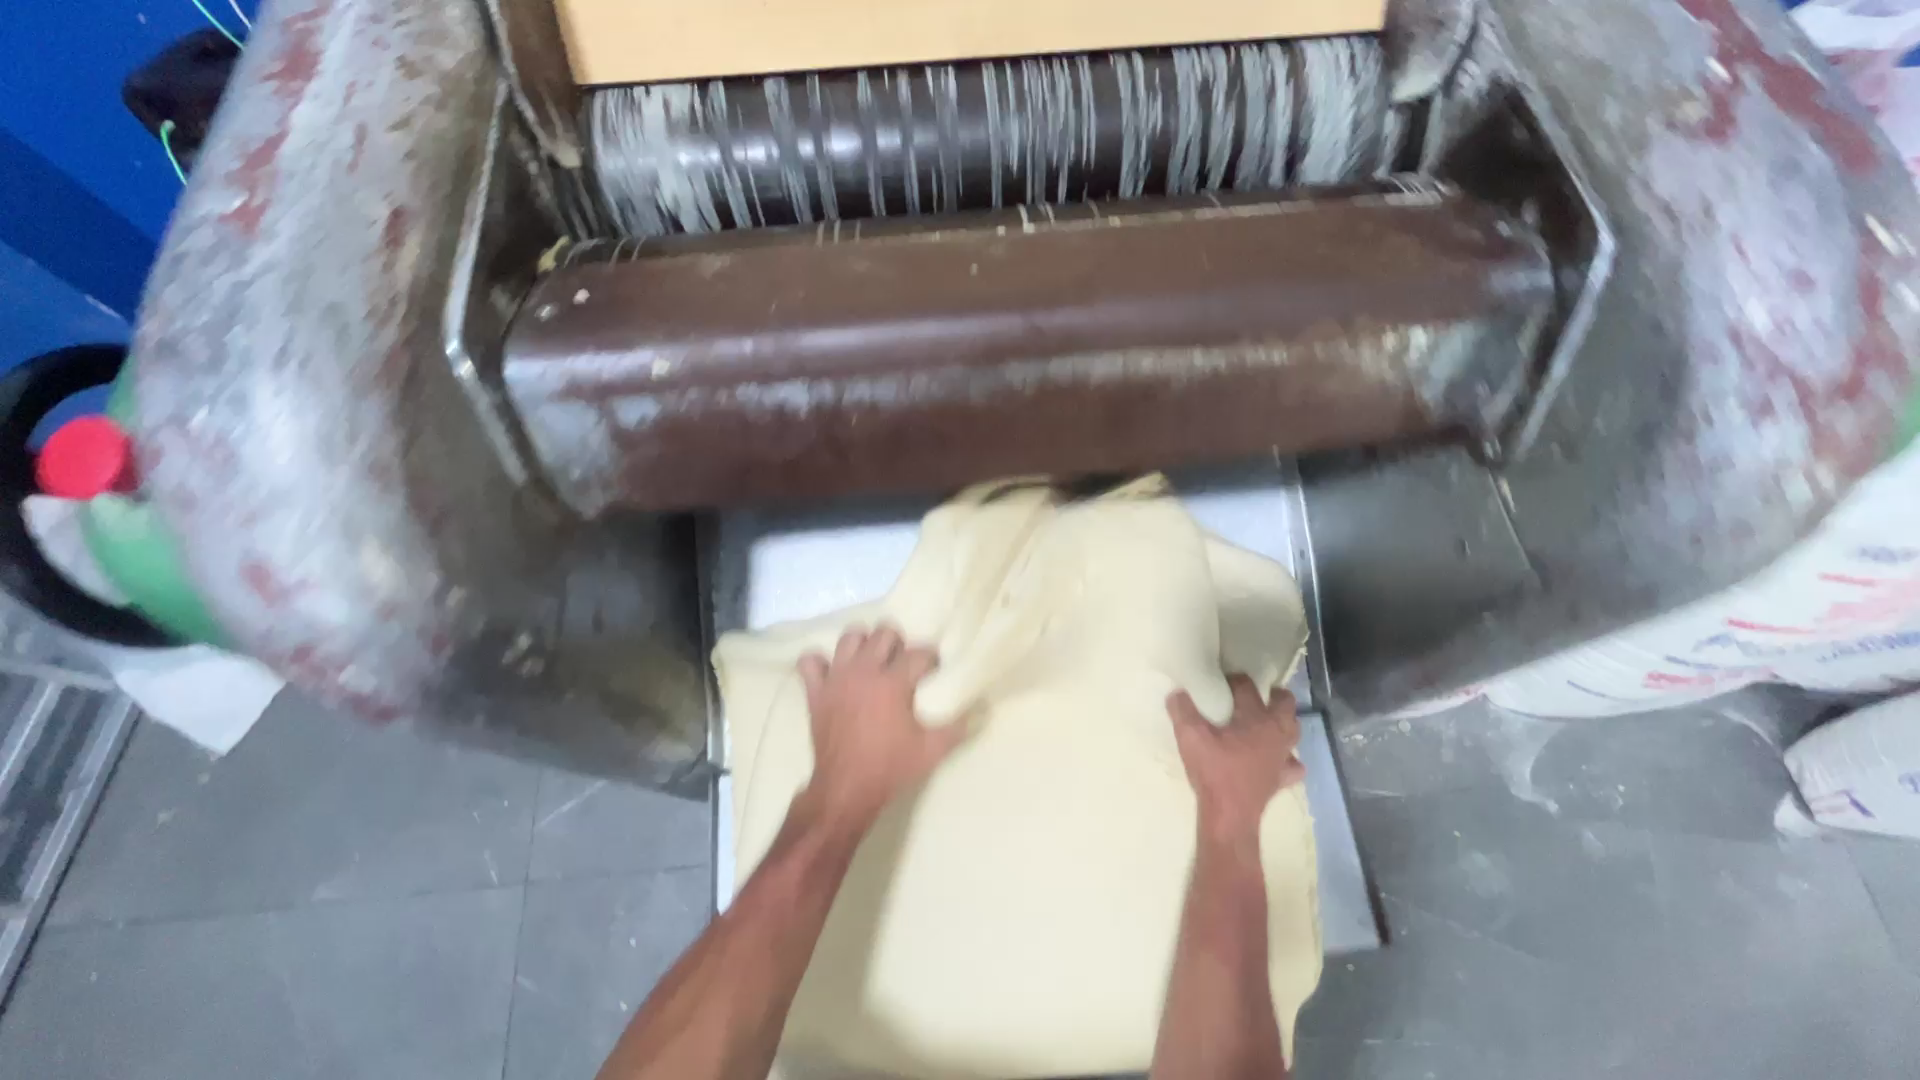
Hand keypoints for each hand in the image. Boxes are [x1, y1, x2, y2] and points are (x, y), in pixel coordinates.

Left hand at [795, 623, 963, 834]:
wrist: (846, 789)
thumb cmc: (890, 767)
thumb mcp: (932, 750)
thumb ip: (957, 727)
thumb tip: (979, 711)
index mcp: (893, 682)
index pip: (919, 653)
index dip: (931, 659)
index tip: (934, 671)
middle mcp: (864, 671)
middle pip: (884, 633)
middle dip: (898, 644)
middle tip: (902, 665)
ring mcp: (837, 678)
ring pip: (849, 637)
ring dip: (863, 644)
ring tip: (871, 662)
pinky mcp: (816, 692)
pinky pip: (810, 662)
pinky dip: (820, 663)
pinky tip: (833, 673)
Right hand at [1167, 675, 1305, 841]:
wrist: (1229, 814)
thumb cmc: (1213, 771)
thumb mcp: (1190, 737)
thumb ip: (1182, 711)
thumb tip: (1176, 693)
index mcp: (1255, 718)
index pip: (1247, 687)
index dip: (1234, 679)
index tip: (1223, 680)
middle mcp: (1276, 733)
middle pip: (1285, 704)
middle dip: (1274, 695)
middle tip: (1259, 695)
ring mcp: (1283, 756)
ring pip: (1294, 731)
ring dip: (1284, 723)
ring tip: (1270, 722)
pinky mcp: (1282, 778)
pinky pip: (1293, 765)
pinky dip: (1288, 759)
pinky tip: (1277, 760)